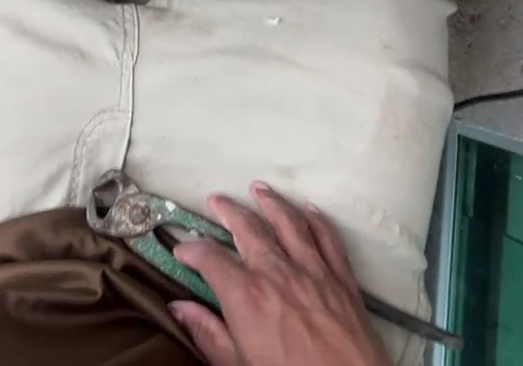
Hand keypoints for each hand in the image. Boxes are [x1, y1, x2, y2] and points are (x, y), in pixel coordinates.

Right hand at [167, 183, 390, 365]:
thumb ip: (209, 334)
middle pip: (247, 227)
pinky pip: (329, 241)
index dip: (190, 249)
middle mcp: (276, 272)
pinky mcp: (344, 283)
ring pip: (288, 223)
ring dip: (270, 202)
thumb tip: (179, 308)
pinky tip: (309, 209)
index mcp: (245, 294)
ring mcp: (313, 273)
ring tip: (258, 188)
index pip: (208, 257)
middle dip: (228, 210)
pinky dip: (318, 221)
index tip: (182, 250)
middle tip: (216, 200)